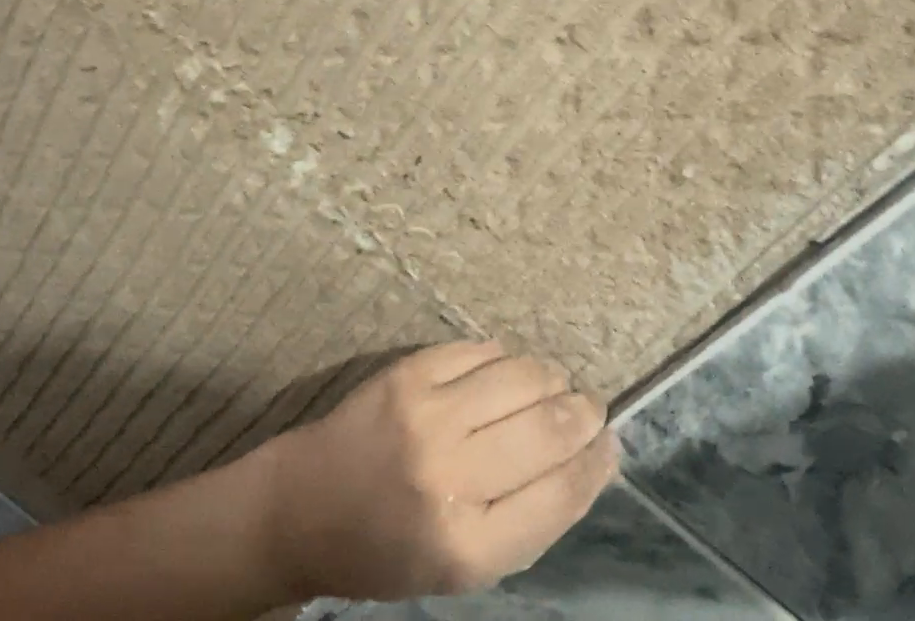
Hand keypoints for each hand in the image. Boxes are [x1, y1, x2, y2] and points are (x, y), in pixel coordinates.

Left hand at [261, 341, 618, 602]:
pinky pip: (485, 350)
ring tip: (552, 388)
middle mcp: (448, 478)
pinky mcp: (407, 374)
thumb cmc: (391, 548)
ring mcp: (426, 417)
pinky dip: (507, 361)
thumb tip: (601, 456)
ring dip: (553, 379)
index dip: (598, 462)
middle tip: (587, 411)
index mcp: (467, 546)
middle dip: (585, 413)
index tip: (609, 445)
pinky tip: (503, 376)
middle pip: (552, 427)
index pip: (563, 491)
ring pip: (526, 376)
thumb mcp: (467, 565)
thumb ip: (536, 517)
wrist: (304, 508)